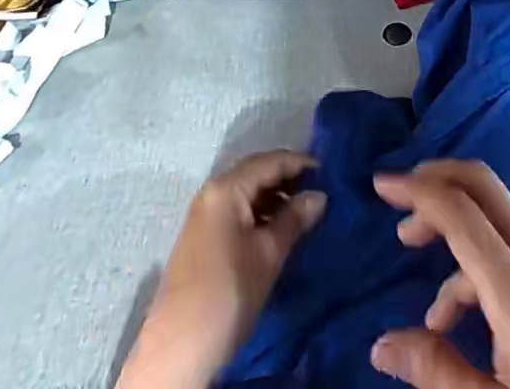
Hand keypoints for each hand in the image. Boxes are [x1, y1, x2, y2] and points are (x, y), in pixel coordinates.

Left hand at [117, 150, 327, 388]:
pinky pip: (238, 209)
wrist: (179, 348)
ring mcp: (205, 214)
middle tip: (321, 190)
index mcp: (226, 188)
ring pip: (247, 192)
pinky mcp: (204, 236)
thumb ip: (295, 218)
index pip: (270, 161)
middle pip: (257, 172)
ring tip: (306, 211)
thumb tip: (319, 195)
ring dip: (276, 197)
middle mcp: (212, 192)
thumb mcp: (269, 253)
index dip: (301, 163)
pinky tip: (280, 228)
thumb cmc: (229, 291)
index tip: (331, 173)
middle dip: (289, 178)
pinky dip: (261, 212)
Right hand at [370, 161, 509, 388]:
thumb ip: (438, 372)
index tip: (381, 185)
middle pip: (484, 188)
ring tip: (428, 308)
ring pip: (494, 222)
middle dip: (438, 181)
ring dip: (453, 238)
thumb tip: (381, 343)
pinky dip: (473, 268)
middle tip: (398, 198)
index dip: (417, 190)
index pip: (461, 212)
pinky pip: (507, 254)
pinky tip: (461, 323)